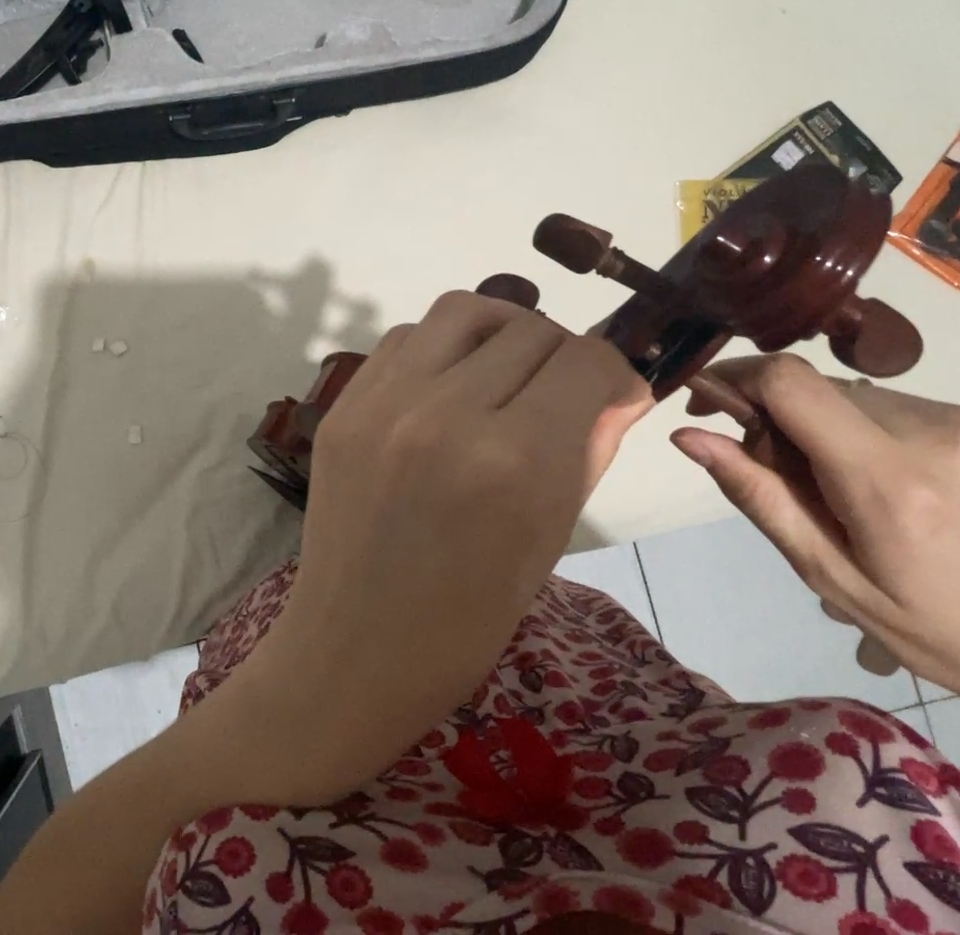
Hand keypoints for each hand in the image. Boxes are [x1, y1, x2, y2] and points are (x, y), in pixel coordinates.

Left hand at [224, 291, 652, 802]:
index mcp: (516, 460)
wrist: (357, 647)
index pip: (586, 360)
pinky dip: (438, 350)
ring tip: (502, 375)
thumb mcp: (552, 537)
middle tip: (557, 396)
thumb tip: (617, 387)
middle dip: (561, 357)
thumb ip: (590, 448)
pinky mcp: (342, 408)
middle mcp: (446, 413)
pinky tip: (443, 390)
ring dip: (498, 333)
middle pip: (530, 329)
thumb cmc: (469, 618)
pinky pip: (403, 340)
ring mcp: (383, 405)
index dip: (613, 374)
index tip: (612, 399)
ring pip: (462, 312)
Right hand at [669, 355, 959, 745]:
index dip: (734, 379)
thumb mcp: (834, 579)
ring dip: (819, 430)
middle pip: (817, 390)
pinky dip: (863, 435)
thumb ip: (760, 497)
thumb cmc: (946, 637)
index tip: (705, 406)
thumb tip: (689, 436)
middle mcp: (936, 430)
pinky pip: (898, 409)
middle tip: (772, 480)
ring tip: (836, 498)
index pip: (790, 383)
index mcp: (889, 479)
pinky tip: (885, 491)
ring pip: (855, 398)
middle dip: (773, 420)